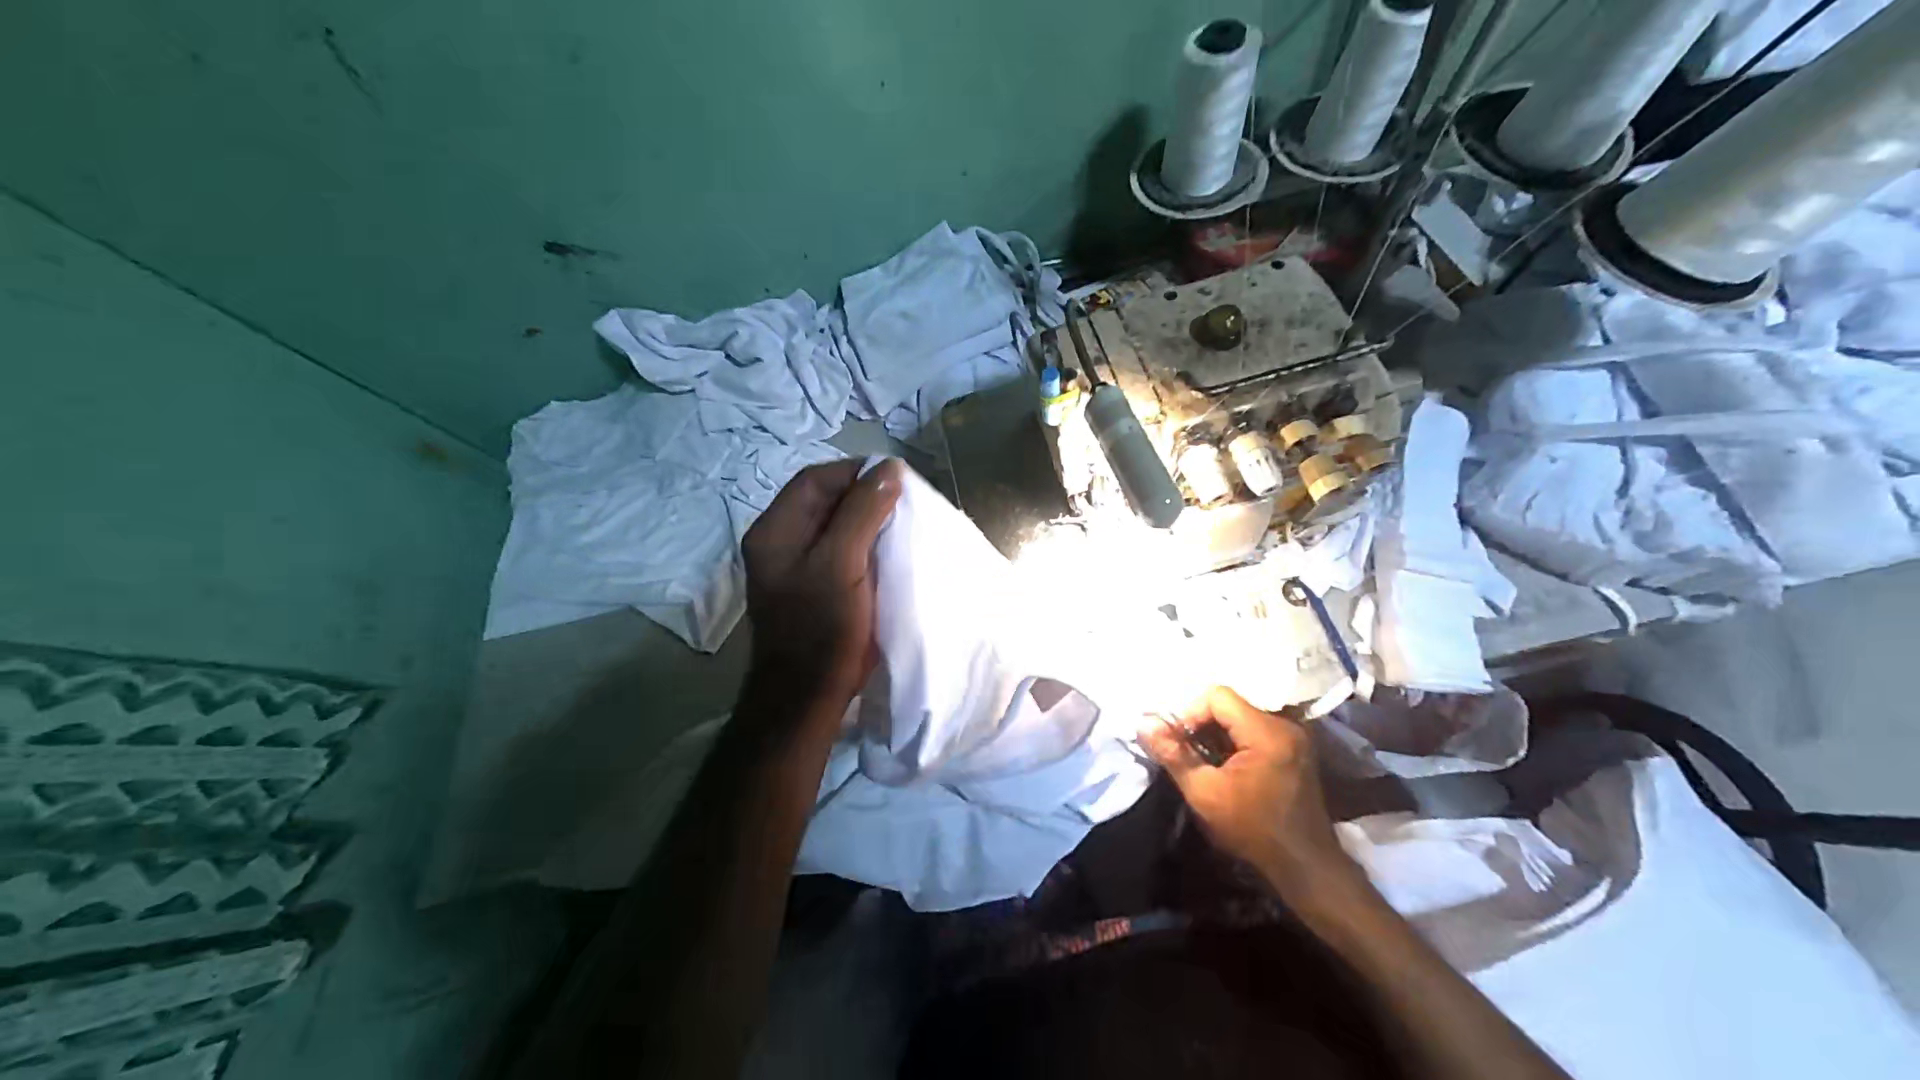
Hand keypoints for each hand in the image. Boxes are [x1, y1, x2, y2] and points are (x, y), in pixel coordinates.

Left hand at [740, 458, 904, 717]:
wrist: (808, 698)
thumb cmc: (822, 630)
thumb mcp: (841, 564)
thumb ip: (862, 512)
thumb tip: (888, 469)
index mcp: (775, 531)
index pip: (815, 480)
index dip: (855, 473)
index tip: (897, 480)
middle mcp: (780, 543)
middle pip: (825, 501)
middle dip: (865, 496)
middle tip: (905, 502)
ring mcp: (797, 568)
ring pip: (836, 527)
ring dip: (869, 521)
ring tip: (903, 524)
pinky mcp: (816, 588)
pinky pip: (842, 552)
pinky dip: (867, 546)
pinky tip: (891, 552)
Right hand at [1141, 686, 1350, 892]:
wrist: (1305, 866)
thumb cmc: (1253, 830)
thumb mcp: (1204, 793)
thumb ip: (1173, 754)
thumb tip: (1144, 723)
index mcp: (1267, 731)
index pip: (1218, 696)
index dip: (1191, 715)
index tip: (1181, 744)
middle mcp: (1286, 726)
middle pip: (1231, 705)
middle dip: (1203, 725)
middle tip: (1189, 754)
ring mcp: (1295, 738)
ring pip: (1242, 717)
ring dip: (1218, 734)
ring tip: (1206, 762)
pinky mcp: (1296, 750)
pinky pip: (1257, 730)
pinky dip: (1236, 742)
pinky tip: (1228, 768)